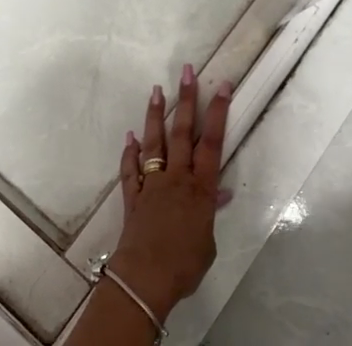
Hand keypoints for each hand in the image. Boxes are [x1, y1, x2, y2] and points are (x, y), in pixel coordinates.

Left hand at [111, 65, 231, 319]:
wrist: (144, 280)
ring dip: (155, 116)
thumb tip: (219, 194)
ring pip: (155, 143)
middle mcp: (176, 178)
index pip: (213, 142)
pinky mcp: (133, 197)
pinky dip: (130, 152)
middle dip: (186, 100)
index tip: (222, 85)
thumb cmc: (184, 265)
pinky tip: (130, 137)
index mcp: (200, 188)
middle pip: (183, 132)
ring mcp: (152, 184)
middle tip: (187, 71)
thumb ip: (210, 213)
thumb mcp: (207, 242)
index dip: (218, 112)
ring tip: (157, 90)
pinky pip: (131, 169)